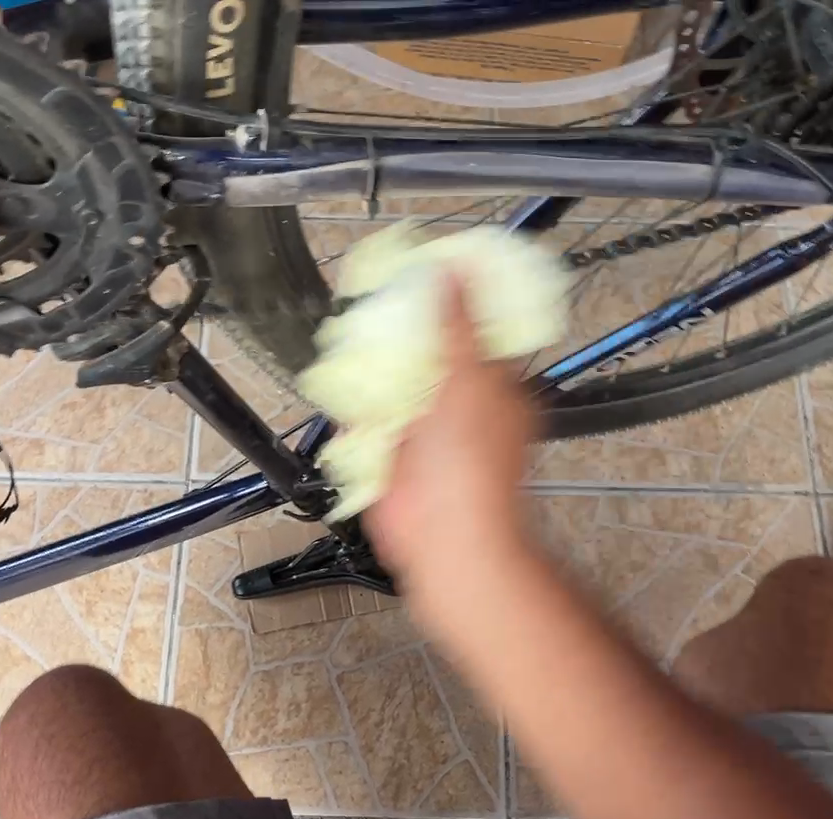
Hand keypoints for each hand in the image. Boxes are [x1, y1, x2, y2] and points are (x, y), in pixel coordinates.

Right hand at [365, 276, 539, 610]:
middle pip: (425, 354)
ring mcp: (421, 430)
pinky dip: (352, 408)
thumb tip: (452, 270)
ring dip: (371, 367)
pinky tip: (340, 383)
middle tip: (376, 296)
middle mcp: (458, 406)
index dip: (450, 300)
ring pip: (391, 384)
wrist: (442, 536)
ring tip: (351, 331)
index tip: (424, 268)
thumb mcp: (470, 378)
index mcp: (492, 386)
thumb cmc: (472, 467)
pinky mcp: (388, 453)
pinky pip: (365, 421)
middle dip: (400, 332)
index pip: (473, 330)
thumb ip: (457, 324)